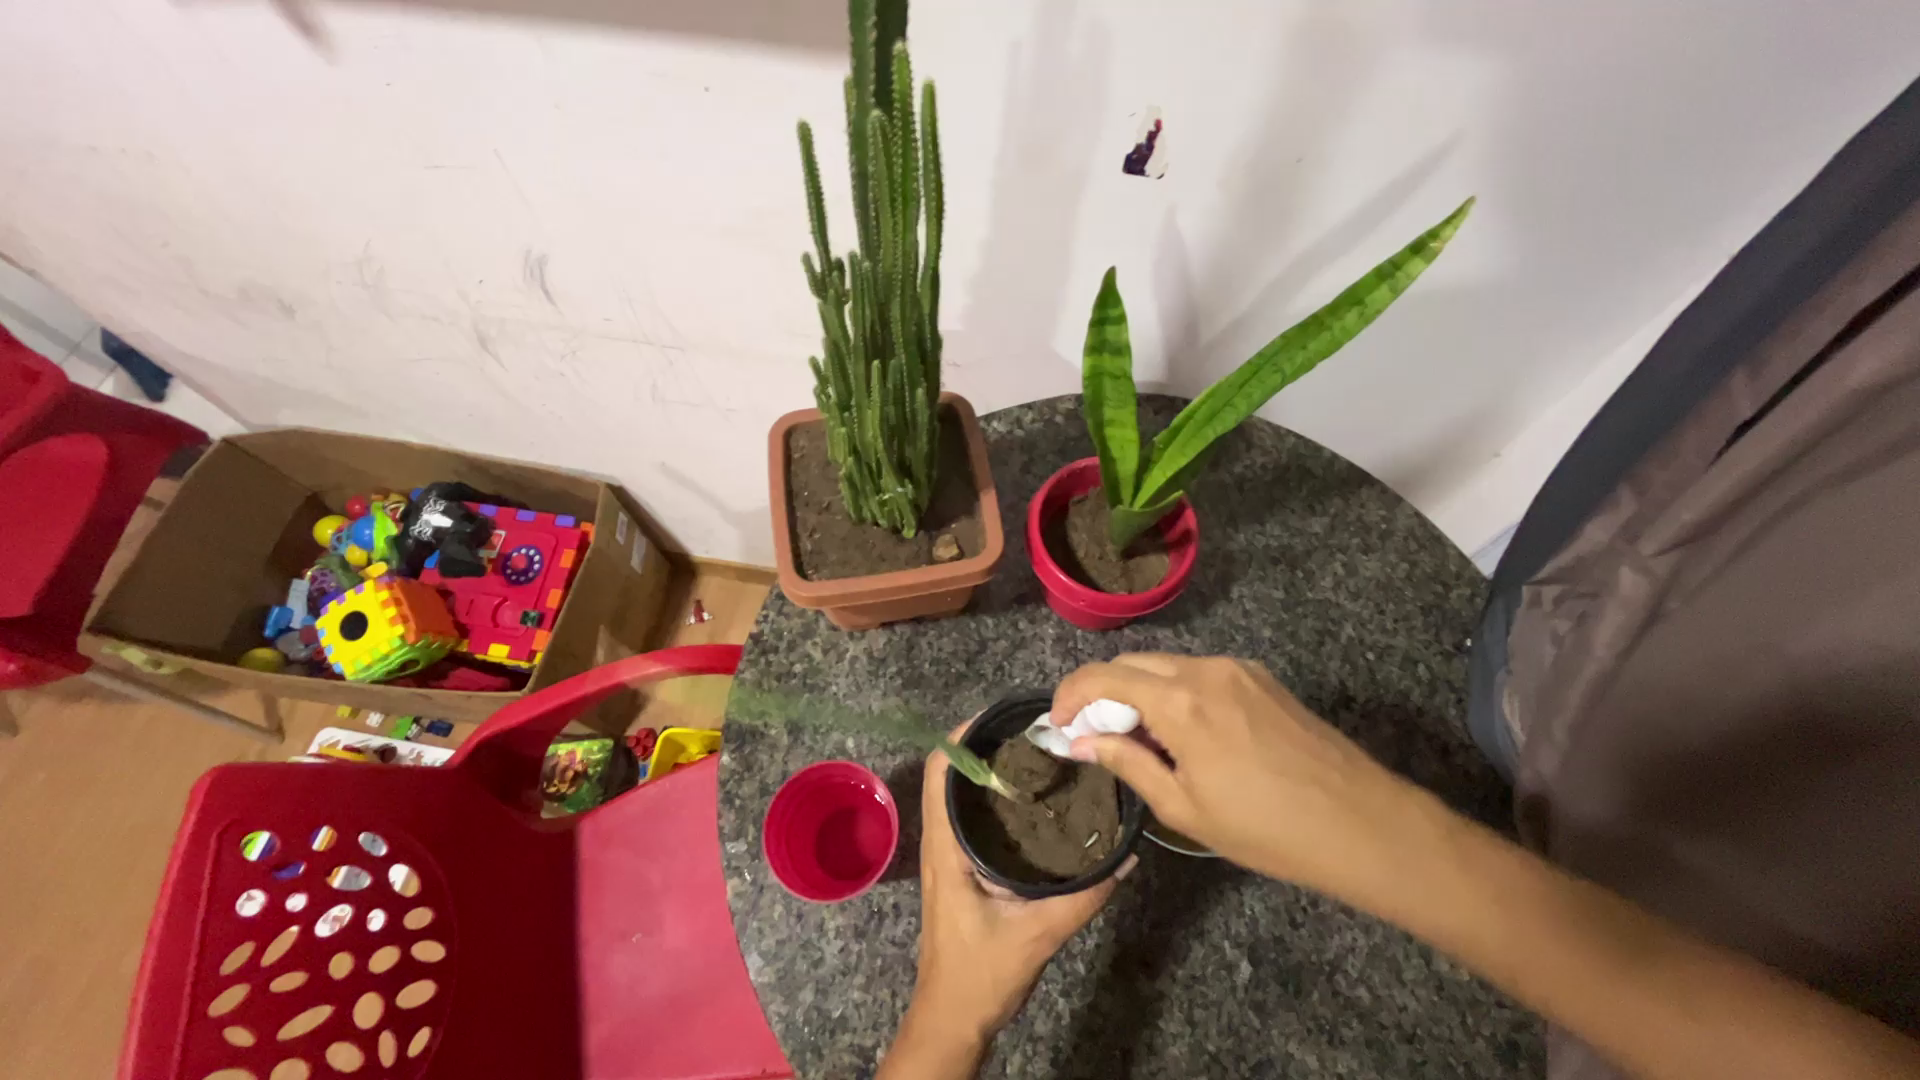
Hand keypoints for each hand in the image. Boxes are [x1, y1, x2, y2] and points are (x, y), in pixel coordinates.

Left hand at [906, 726, 1130, 1041]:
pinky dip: (991, 797)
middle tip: (1031, 733)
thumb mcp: (1038, 933)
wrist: (953, 1017)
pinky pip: (967, 817)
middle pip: (949, 775)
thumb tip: (1125, 857)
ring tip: (1033, 755)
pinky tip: (1027, 800)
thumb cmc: (981, 974)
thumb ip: (1083, 896)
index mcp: (946, 847)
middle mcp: (941, 842)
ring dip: (986, 771)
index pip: (941, 772)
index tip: (1001, 717)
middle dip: (983, 746)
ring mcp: (947, 855)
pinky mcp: (959, 868)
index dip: (962, 736)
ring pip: (957, 795)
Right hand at [1052, 653, 1417, 902]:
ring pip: (1167, 666)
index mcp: (1180, 700)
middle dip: (1102, 692)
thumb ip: (1126, 762)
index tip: (1057, 724)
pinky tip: (1182, 732)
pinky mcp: (1262, 678)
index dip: (1069, 695)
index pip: (1103, 676)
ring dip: (1139, 692)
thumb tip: (1080, 741)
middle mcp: (1205, 669)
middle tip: (1092, 735)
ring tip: (1139, 739)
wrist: (1362, 823)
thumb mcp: (1183, 806)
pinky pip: (1200, 673)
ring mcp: (1238, 668)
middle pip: (1133, 663)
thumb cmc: (1266, 827)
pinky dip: (1175, 692)